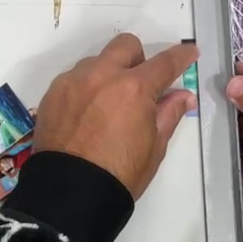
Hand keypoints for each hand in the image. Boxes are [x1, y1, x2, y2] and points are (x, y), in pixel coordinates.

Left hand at [34, 34, 200, 200]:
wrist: (70, 195)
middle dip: (138, 59)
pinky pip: (74, 78)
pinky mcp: (52, 93)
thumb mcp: (154, 147)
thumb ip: (168, 114)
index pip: (165, 63)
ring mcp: (73, 82)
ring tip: (108, 104)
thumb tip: (183, 96)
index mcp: (133, 88)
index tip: (189, 53)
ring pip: (97, 61)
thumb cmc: (120, 174)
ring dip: (108, 73)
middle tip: (140, 85)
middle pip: (126, 46)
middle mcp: (102, 76)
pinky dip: (86, 88)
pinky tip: (87, 114)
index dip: (181, 56)